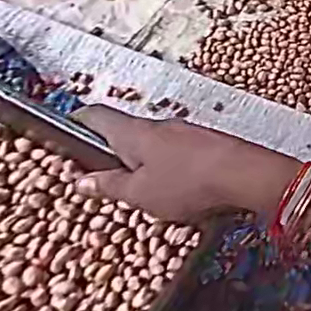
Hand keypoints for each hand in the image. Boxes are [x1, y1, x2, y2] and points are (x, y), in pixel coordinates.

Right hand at [68, 106, 295, 223]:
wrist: (244, 173)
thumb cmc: (187, 183)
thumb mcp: (139, 193)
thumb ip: (110, 186)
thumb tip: (82, 180)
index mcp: (134, 133)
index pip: (98, 116)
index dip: (78, 120)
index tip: (66, 125)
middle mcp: (159, 125)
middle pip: (127, 132)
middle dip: (113, 151)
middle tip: (100, 174)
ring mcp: (186, 132)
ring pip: (154, 144)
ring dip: (143, 162)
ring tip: (139, 190)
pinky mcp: (207, 143)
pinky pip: (178, 153)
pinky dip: (169, 168)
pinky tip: (174, 188)